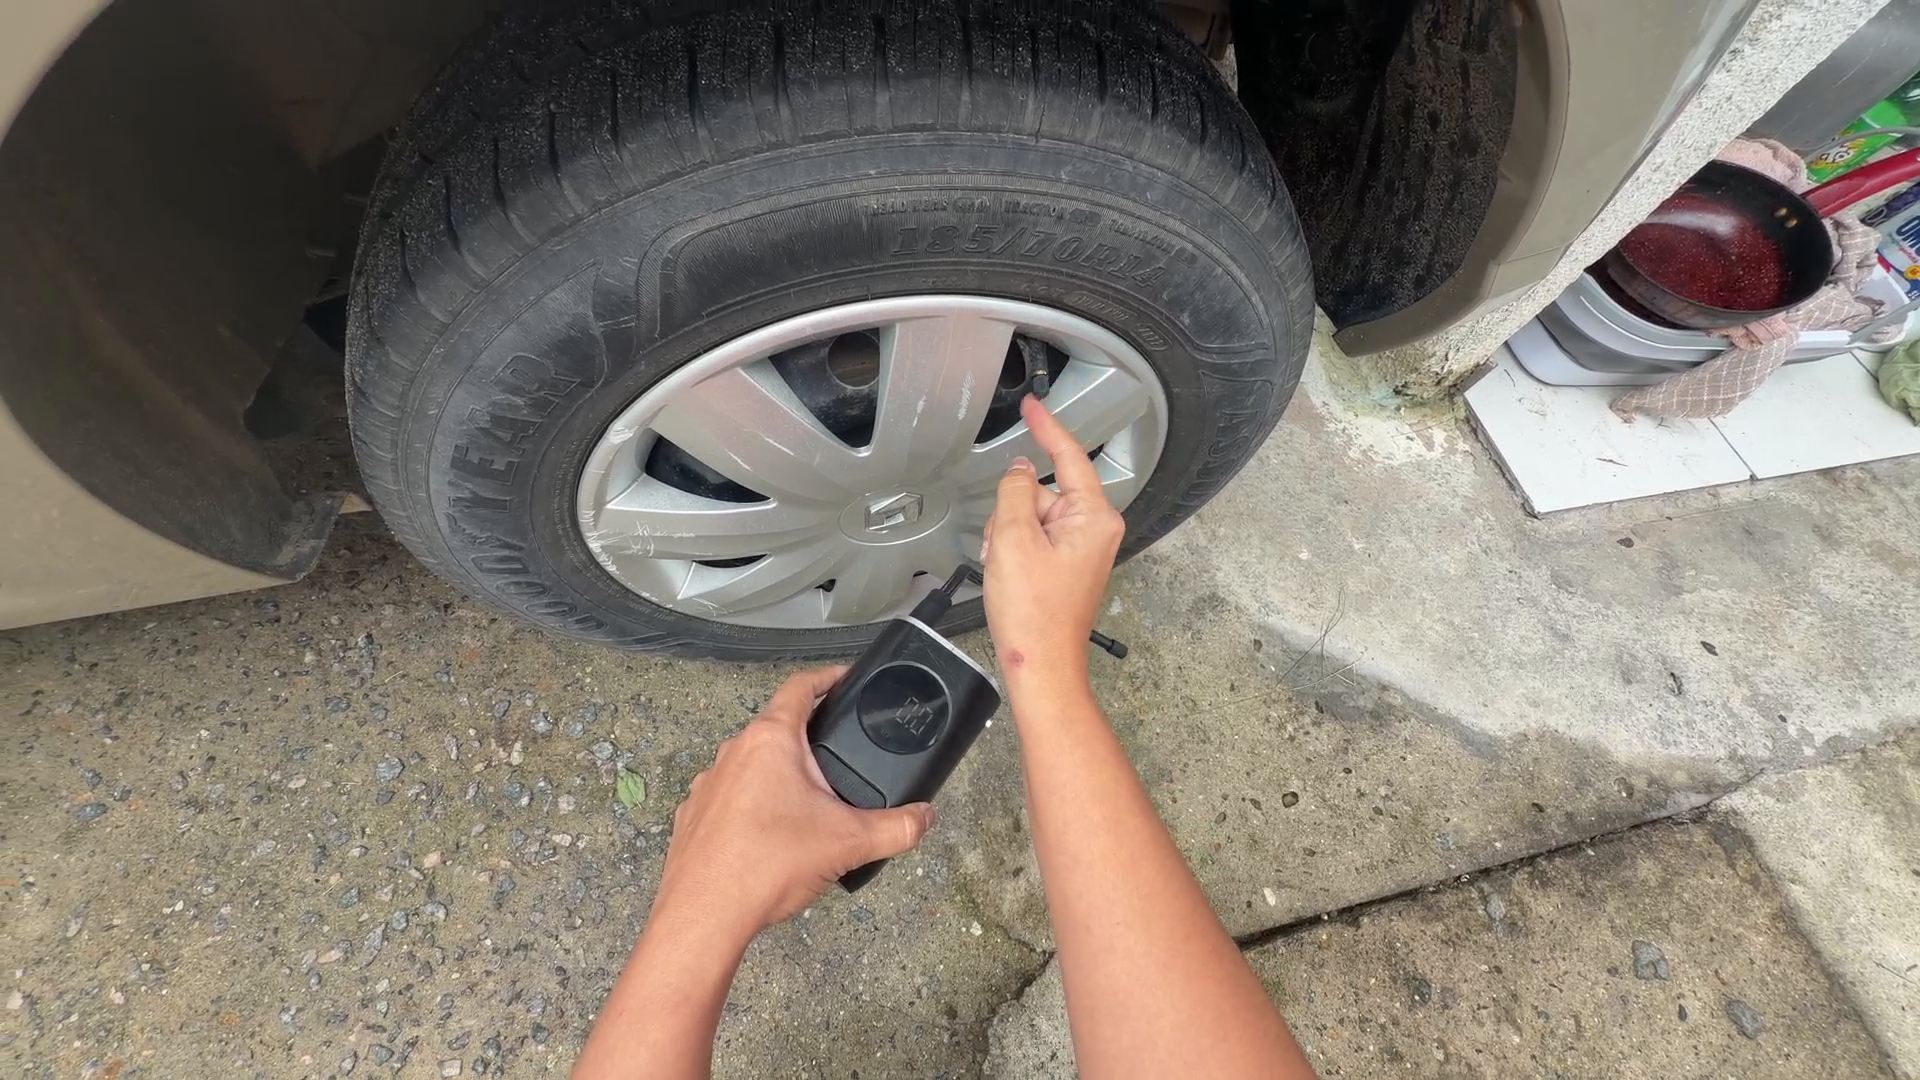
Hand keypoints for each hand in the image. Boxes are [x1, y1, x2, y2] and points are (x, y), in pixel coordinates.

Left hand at [656, 667, 935, 935]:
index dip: (828, 677)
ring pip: (751, 761)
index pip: (801, 687)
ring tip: (809, 798)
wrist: (703, 919)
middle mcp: (734, 751)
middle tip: (841, 751)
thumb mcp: (848, 843)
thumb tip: (927, 817)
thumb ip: (897, 828)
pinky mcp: (692, 816)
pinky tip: (770, 832)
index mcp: (770, 739)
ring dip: (779, 769)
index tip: (847, 679)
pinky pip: (729, 794)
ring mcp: (707, 783)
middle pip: (777, 725)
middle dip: (809, 734)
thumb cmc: (772, 863)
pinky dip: (752, 801)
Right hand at [981, 395, 1124, 682]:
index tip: (1033, 406)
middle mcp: (1095, 529)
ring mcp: (1081, 549)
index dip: (1047, 429)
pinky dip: (1014, 550)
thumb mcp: (1014, 539)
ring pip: (1031, 516)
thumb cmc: (1034, 612)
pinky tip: (1009, 576)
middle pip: (1042, 492)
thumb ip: (1015, 491)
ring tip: (1007, 569)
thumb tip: (1018, 471)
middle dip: (1012, 512)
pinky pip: (1034, 539)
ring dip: (1008, 535)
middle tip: (1003, 548)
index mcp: (1094, 517)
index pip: (1070, 457)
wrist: (1039, 663)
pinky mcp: (1067, 565)